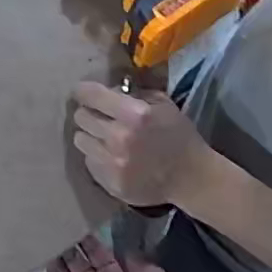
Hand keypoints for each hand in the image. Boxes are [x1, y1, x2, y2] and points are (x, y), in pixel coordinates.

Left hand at [72, 82, 214, 210]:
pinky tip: (114, 158)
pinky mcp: (108, 181)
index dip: (83, 91)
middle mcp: (119, 136)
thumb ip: (133, 93)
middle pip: (80, 116)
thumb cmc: (179, 137)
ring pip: (79, 139)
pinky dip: (97, 156)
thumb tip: (107, 90)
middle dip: (90, 114)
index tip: (82, 92)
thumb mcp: (164, 105)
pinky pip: (88, 160)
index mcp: (134, 114)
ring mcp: (112, 162)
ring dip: (91, 136)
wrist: (192, 180)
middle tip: (101, 118)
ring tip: (107, 140)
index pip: (91, 94)